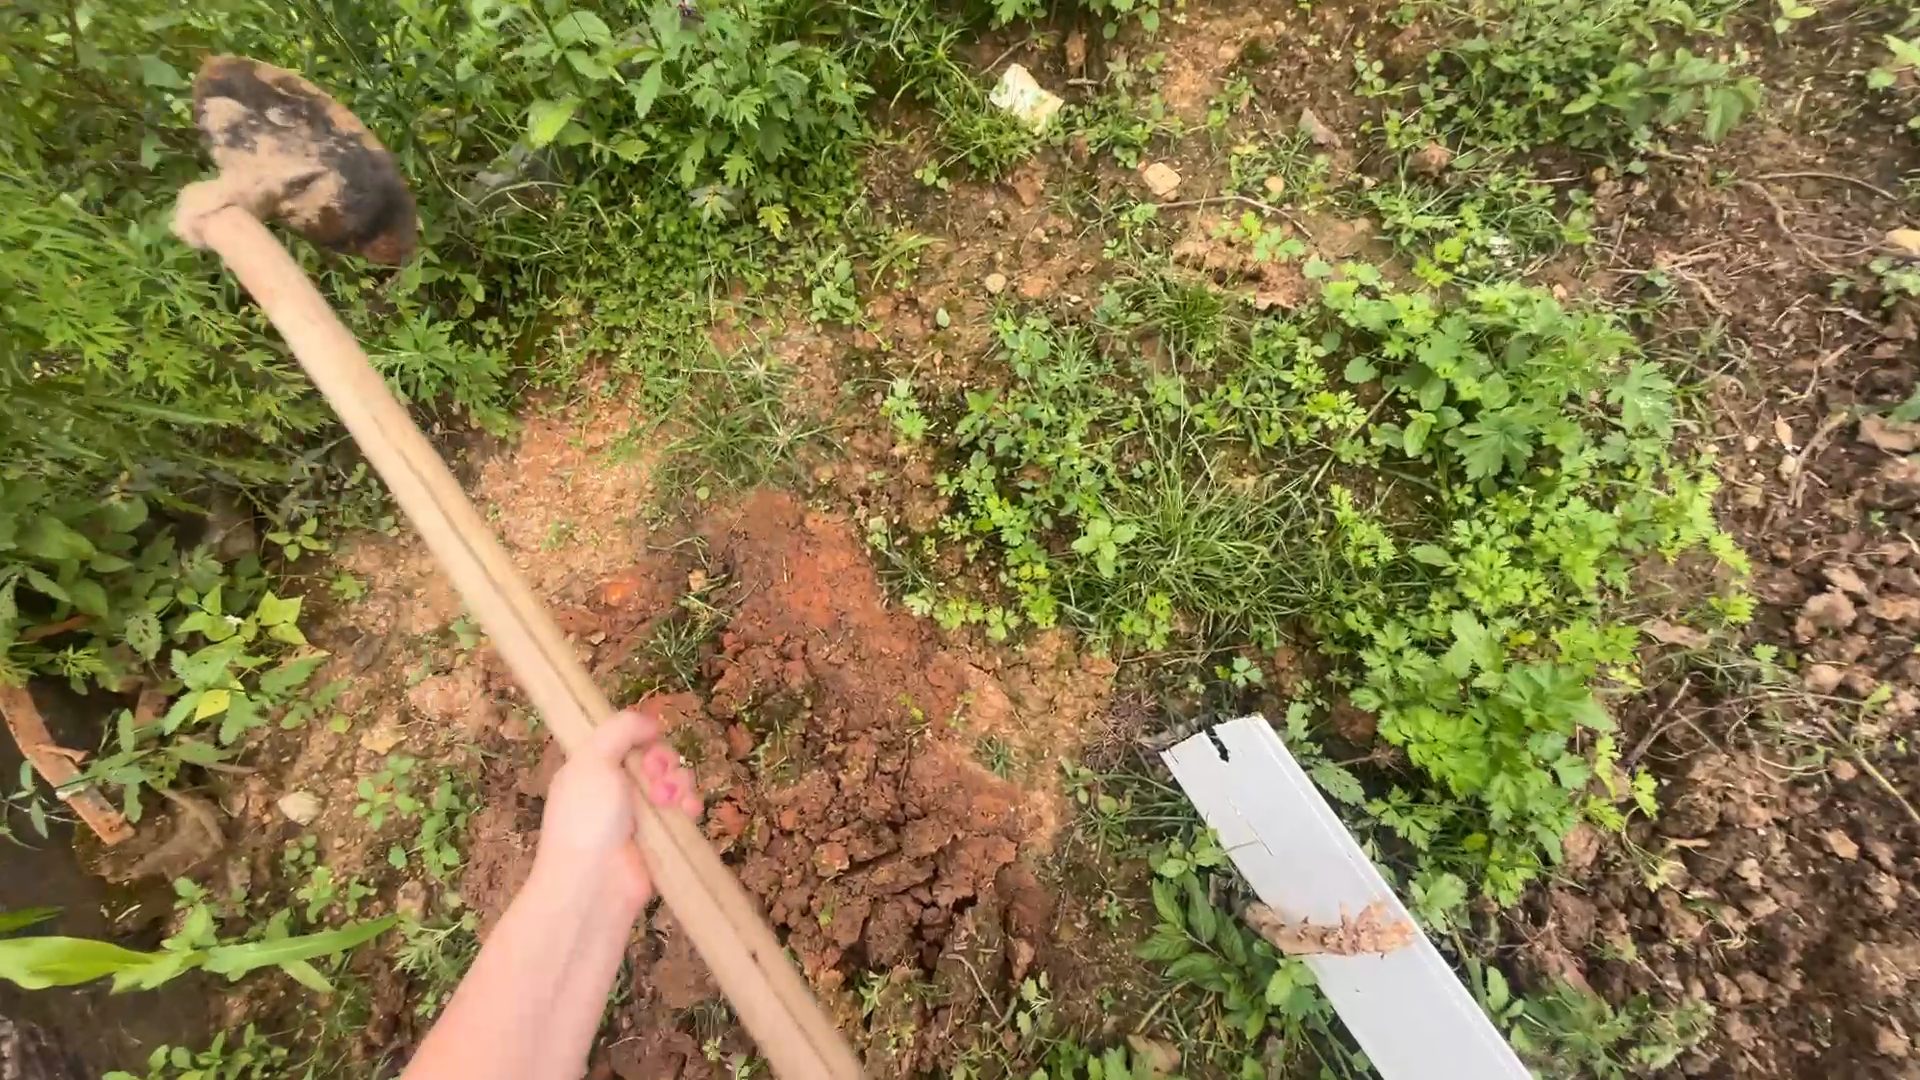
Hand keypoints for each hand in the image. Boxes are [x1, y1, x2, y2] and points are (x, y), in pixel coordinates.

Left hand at [533, 702, 701, 915]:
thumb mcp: (592, 760)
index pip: (628, 739)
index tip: (648, 744)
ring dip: (679, 783)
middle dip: (664, 762)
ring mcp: (639, 812)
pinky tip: (689, 811)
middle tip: (656, 778)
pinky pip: (684, 807)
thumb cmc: (586, 819)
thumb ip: (621, 729)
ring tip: (671, 801)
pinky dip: (690, 804)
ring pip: (674, 779)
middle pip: (656, 756)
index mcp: (593, 768)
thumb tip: (652, 723)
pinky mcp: (660, 833)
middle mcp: (615, 787)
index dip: (644, 738)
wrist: (593, 885)